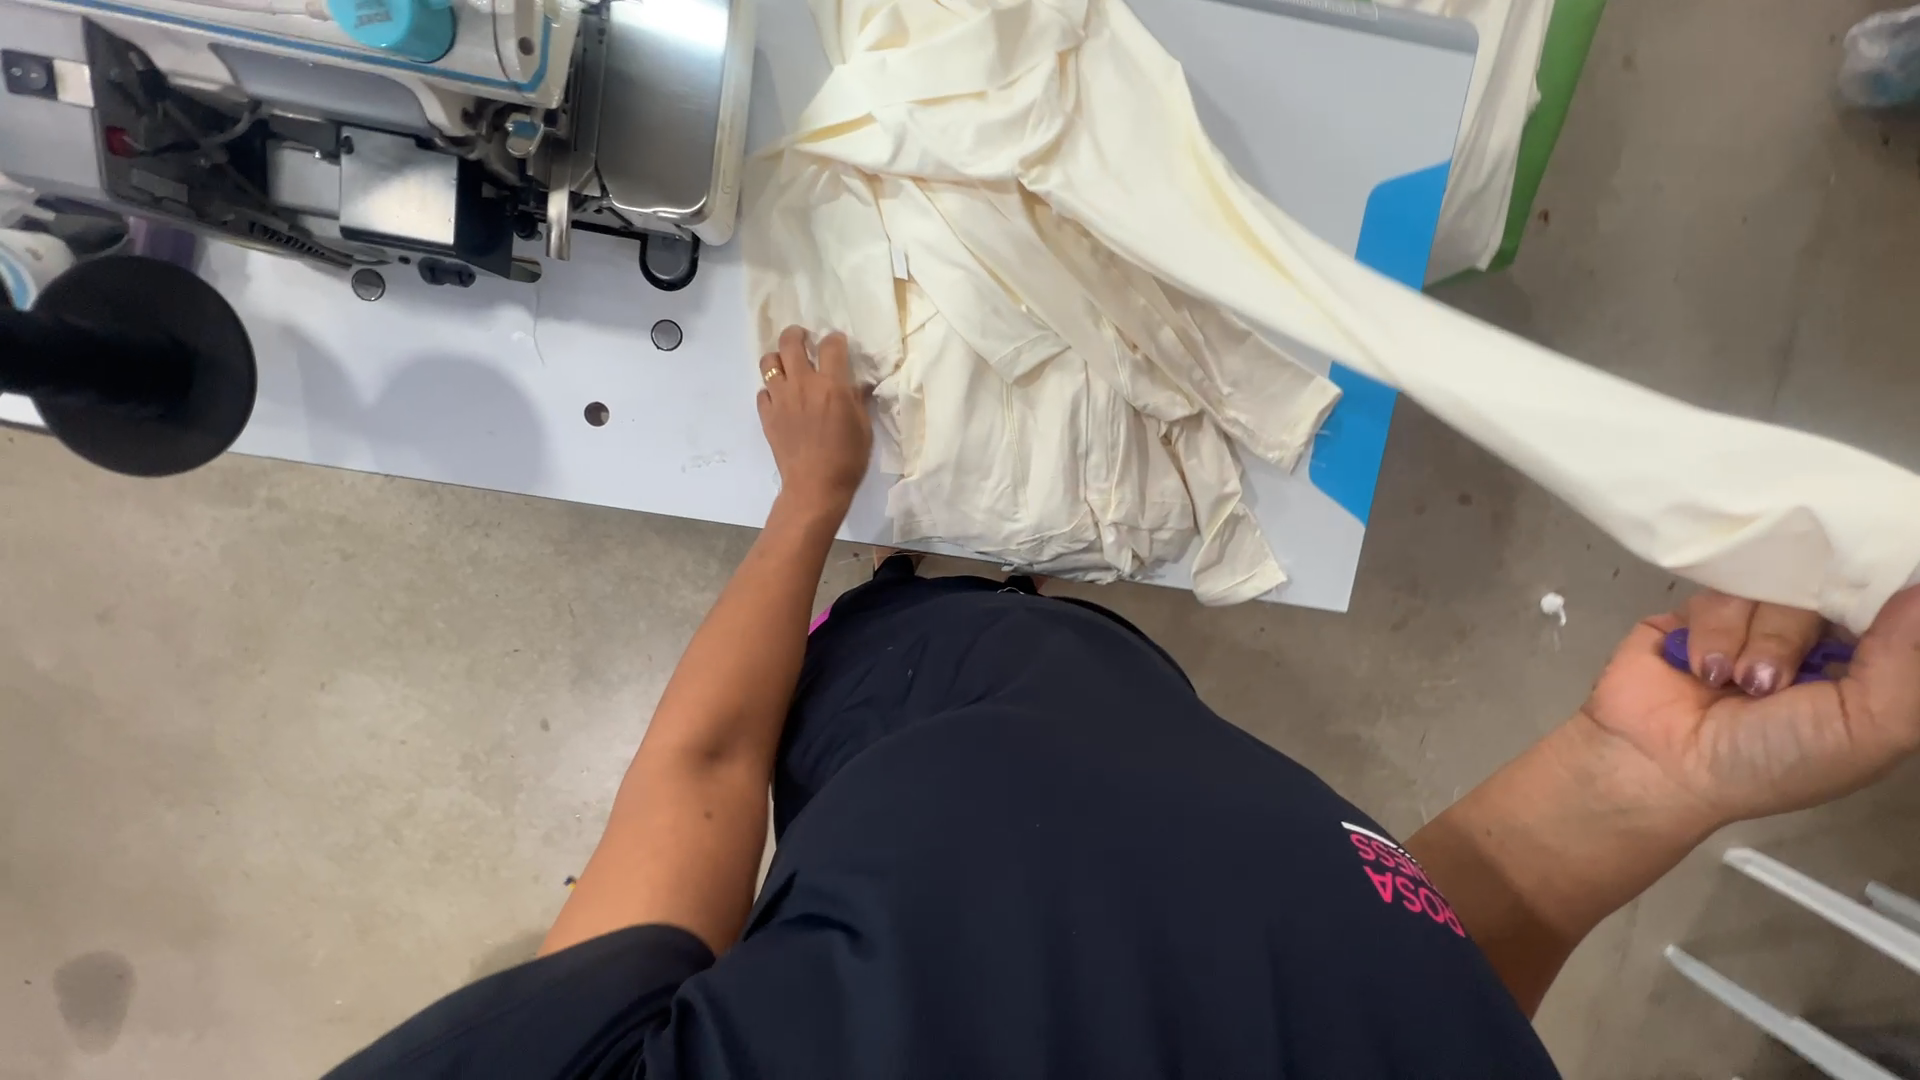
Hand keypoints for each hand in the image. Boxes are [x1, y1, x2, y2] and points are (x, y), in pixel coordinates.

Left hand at [757, 326, 871, 515]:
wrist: (815, 486)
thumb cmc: (848, 459)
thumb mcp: (863, 428)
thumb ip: (857, 401)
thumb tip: (857, 385)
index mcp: (831, 385)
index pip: (831, 346)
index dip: (835, 340)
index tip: (838, 343)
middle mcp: (802, 384)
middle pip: (790, 342)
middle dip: (797, 335)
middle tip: (803, 339)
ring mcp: (780, 398)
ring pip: (769, 362)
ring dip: (778, 359)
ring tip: (787, 366)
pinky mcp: (766, 415)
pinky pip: (762, 392)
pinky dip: (771, 390)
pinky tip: (781, 399)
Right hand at [1576, 587, 1919, 830]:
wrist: (1664, 762)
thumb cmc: (1775, 759)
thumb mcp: (1867, 728)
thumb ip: (1906, 663)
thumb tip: (1919, 589)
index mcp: (1861, 667)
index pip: (1881, 611)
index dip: (1872, 606)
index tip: (1849, 626)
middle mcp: (1808, 641)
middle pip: (1819, 594)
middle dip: (1788, 641)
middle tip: (1768, 683)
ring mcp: (1746, 626)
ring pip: (1763, 591)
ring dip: (1745, 643)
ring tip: (1725, 682)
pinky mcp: (1691, 616)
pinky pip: (1713, 594)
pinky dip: (1709, 633)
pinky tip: (1698, 669)